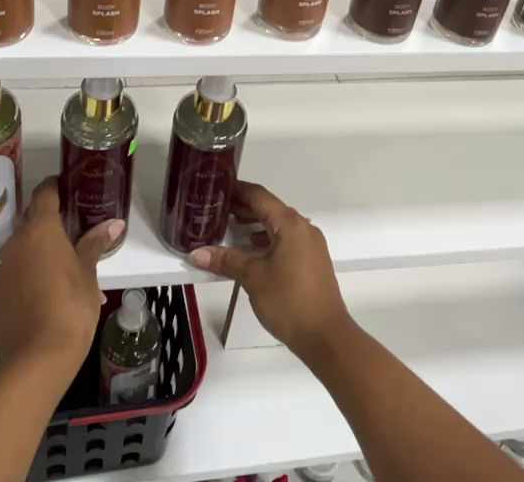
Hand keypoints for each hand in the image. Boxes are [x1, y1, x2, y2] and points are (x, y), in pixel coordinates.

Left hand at [0, 177, 119, 379]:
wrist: (35, 359)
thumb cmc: (69, 307)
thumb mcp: (89, 273)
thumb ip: (95, 244)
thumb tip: (114, 223)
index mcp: (40, 230)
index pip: (44, 194)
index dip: (55, 186)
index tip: (69, 184)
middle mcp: (16, 242)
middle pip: (31, 218)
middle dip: (49, 218)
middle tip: (73, 222)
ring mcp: (4, 268)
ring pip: (23, 246)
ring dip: (40, 247)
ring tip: (65, 260)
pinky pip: (17, 271)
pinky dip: (31, 271)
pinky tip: (50, 288)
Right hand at [190, 181, 352, 356]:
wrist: (326, 336)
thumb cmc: (289, 301)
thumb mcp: (254, 278)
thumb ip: (227, 261)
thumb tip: (197, 253)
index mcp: (290, 224)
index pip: (260, 196)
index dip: (238, 190)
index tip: (216, 187)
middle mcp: (303, 227)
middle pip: (270, 208)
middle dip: (244, 207)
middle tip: (216, 209)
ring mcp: (311, 244)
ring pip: (279, 224)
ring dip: (256, 223)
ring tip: (229, 228)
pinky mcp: (312, 260)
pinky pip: (287, 239)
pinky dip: (268, 238)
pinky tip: (252, 250)